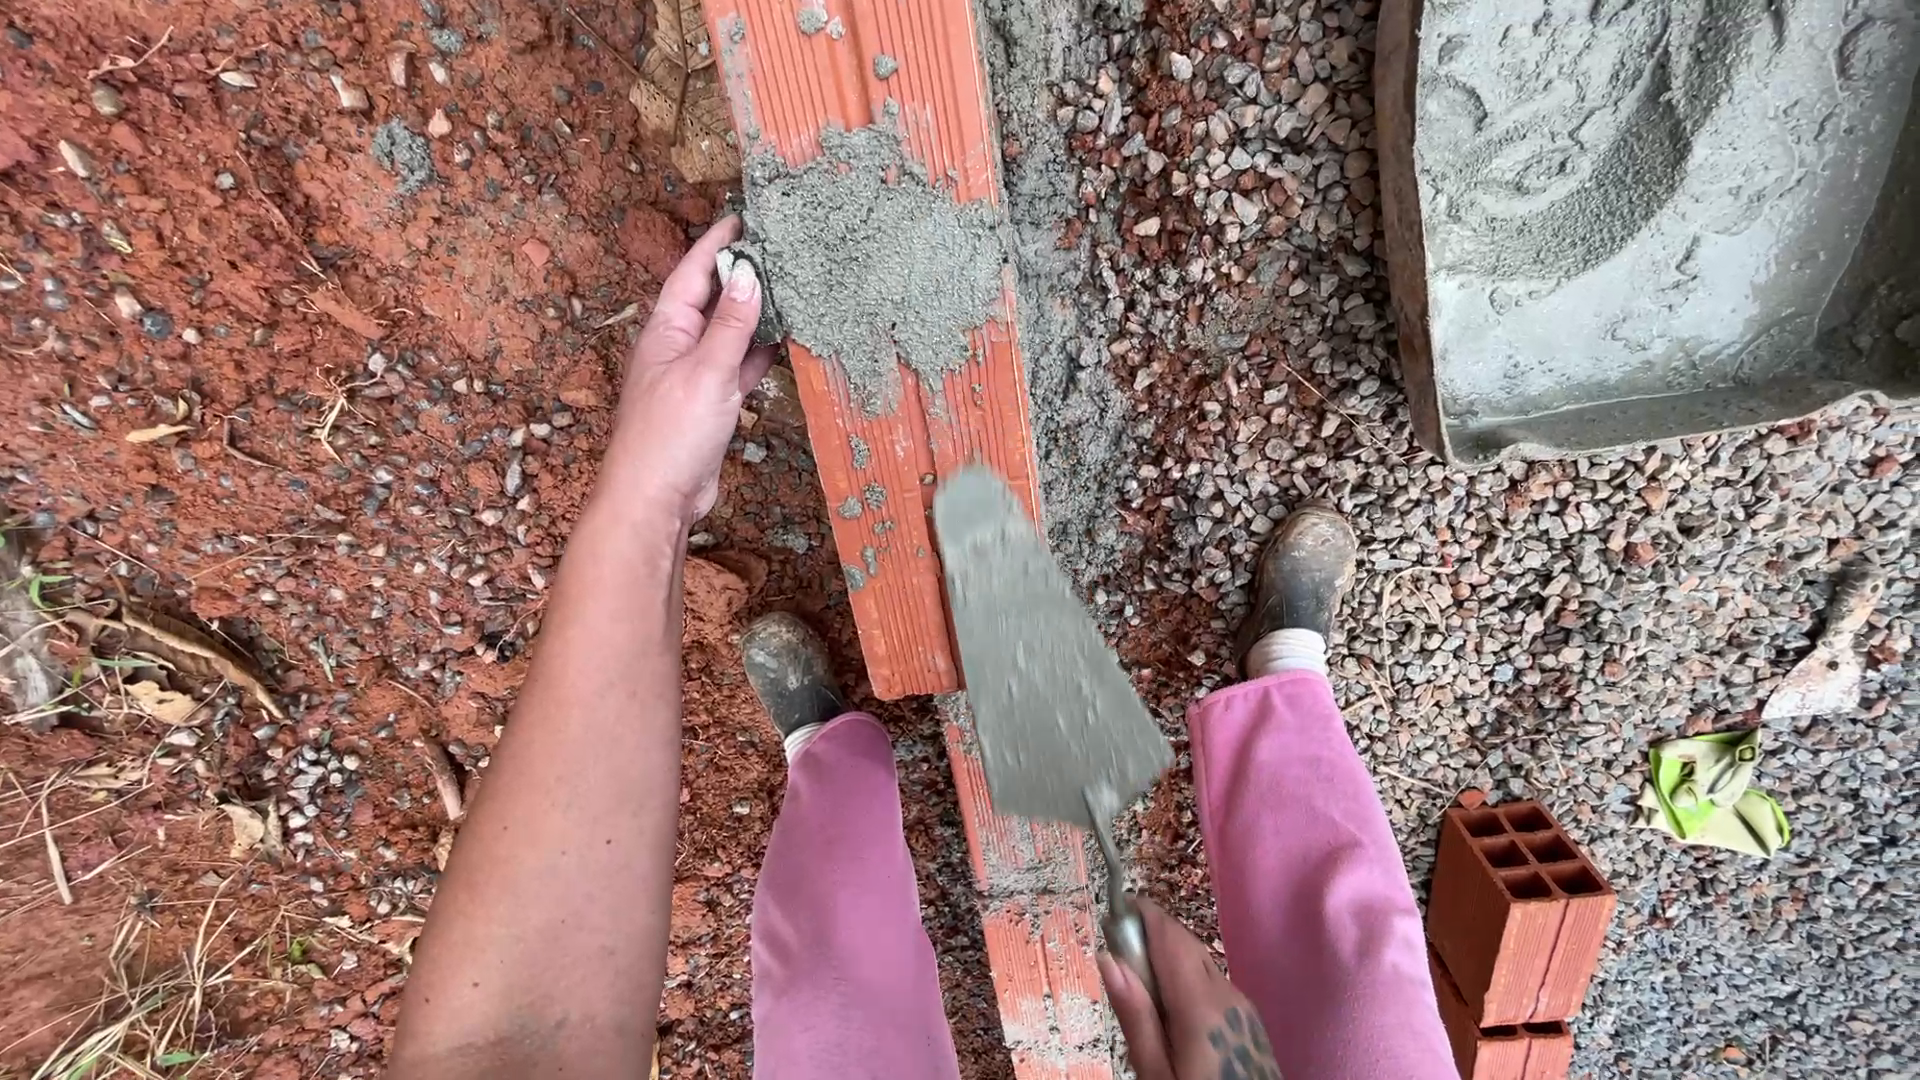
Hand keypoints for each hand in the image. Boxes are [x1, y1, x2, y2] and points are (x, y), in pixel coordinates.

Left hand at [608, 215, 775, 525]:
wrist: (658, 497)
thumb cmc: (671, 433)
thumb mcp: (706, 372)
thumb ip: (731, 326)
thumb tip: (750, 276)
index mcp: (666, 329)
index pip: (692, 273)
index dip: (716, 244)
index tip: (742, 217)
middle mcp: (679, 346)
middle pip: (713, 300)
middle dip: (742, 274)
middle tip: (778, 250)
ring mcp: (697, 376)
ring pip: (730, 334)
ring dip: (756, 315)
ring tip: (790, 289)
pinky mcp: (713, 404)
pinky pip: (740, 367)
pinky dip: (760, 354)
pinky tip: (784, 342)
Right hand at [1098, 899, 1282, 1079]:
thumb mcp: (1156, 1075)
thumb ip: (1135, 1015)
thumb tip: (1107, 956)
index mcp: (1202, 1003)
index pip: (1167, 932)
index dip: (1138, 913)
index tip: (1109, 919)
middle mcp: (1227, 992)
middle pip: (1183, 941)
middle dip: (1149, 938)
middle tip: (1119, 969)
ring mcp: (1243, 1006)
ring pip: (1197, 961)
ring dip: (1166, 962)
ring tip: (1143, 1001)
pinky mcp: (1250, 1021)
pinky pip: (1211, 983)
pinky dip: (1185, 982)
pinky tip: (1172, 1018)